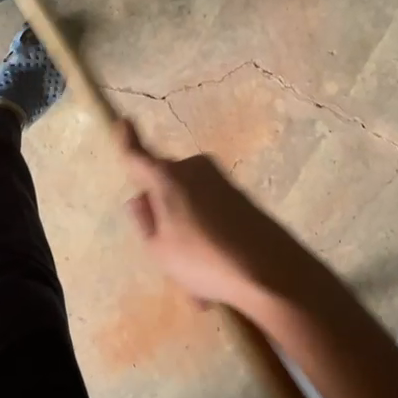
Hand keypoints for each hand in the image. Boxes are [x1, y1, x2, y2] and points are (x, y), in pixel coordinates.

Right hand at [116, 119, 299, 310]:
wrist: (273, 274)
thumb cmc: (204, 261)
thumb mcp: (159, 251)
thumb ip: (145, 222)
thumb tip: (141, 200)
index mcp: (166, 178)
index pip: (137, 154)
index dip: (128, 138)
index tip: (124, 121)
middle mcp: (192, 169)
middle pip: (165, 182)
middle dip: (162, 209)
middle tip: (166, 248)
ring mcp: (220, 181)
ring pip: (189, 200)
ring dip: (187, 228)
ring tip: (196, 276)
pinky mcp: (241, 196)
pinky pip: (211, 210)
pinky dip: (208, 234)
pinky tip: (217, 270)